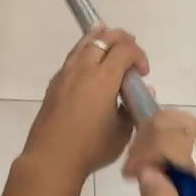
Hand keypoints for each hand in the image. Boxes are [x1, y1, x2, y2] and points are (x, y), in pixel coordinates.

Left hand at [22, 26, 149, 180]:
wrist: (52, 158)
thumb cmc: (91, 148)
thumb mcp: (122, 131)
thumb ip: (133, 107)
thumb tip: (143, 90)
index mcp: (103, 78)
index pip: (125, 49)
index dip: (139, 55)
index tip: (143, 73)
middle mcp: (83, 69)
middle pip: (104, 38)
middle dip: (122, 39)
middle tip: (131, 53)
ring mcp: (65, 74)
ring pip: (84, 43)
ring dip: (100, 39)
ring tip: (110, 40)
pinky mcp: (54, 83)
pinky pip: (73, 57)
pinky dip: (85, 51)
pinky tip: (89, 59)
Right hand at [122, 111, 195, 195]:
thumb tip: (145, 172)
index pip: (174, 140)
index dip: (144, 152)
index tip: (131, 176)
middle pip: (172, 121)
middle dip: (144, 141)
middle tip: (136, 170)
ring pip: (176, 119)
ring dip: (153, 139)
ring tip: (149, 167)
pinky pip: (185, 126)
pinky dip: (165, 139)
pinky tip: (165, 164)